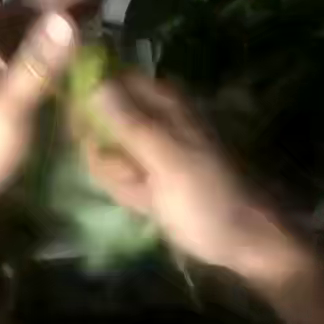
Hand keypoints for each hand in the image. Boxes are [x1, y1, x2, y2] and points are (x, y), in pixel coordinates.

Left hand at [0, 0, 86, 260]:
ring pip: (16, 37)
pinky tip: (65, 56)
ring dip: (48, 26)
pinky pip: (17, 60)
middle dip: (50, 0)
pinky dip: (42, 52)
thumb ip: (40, 62)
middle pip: (11, 12)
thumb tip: (69, 16)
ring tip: (90, 21)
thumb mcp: (10, 104)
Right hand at [83, 73, 309, 281]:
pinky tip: (145, 203)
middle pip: (97, 117)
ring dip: (115, 174)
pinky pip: (114, 173)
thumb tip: (93, 83)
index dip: (87, 101)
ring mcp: (146, 145)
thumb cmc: (207, 196)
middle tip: (126, 172)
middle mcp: (149, 114)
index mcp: (158, 100)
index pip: (105, 79)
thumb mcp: (165, 158)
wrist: (243, 244)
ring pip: (102, 148)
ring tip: (143, 191)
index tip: (80, 130)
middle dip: (103, 150)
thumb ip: (128, 121)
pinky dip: (124, 190)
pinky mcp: (144, 172)